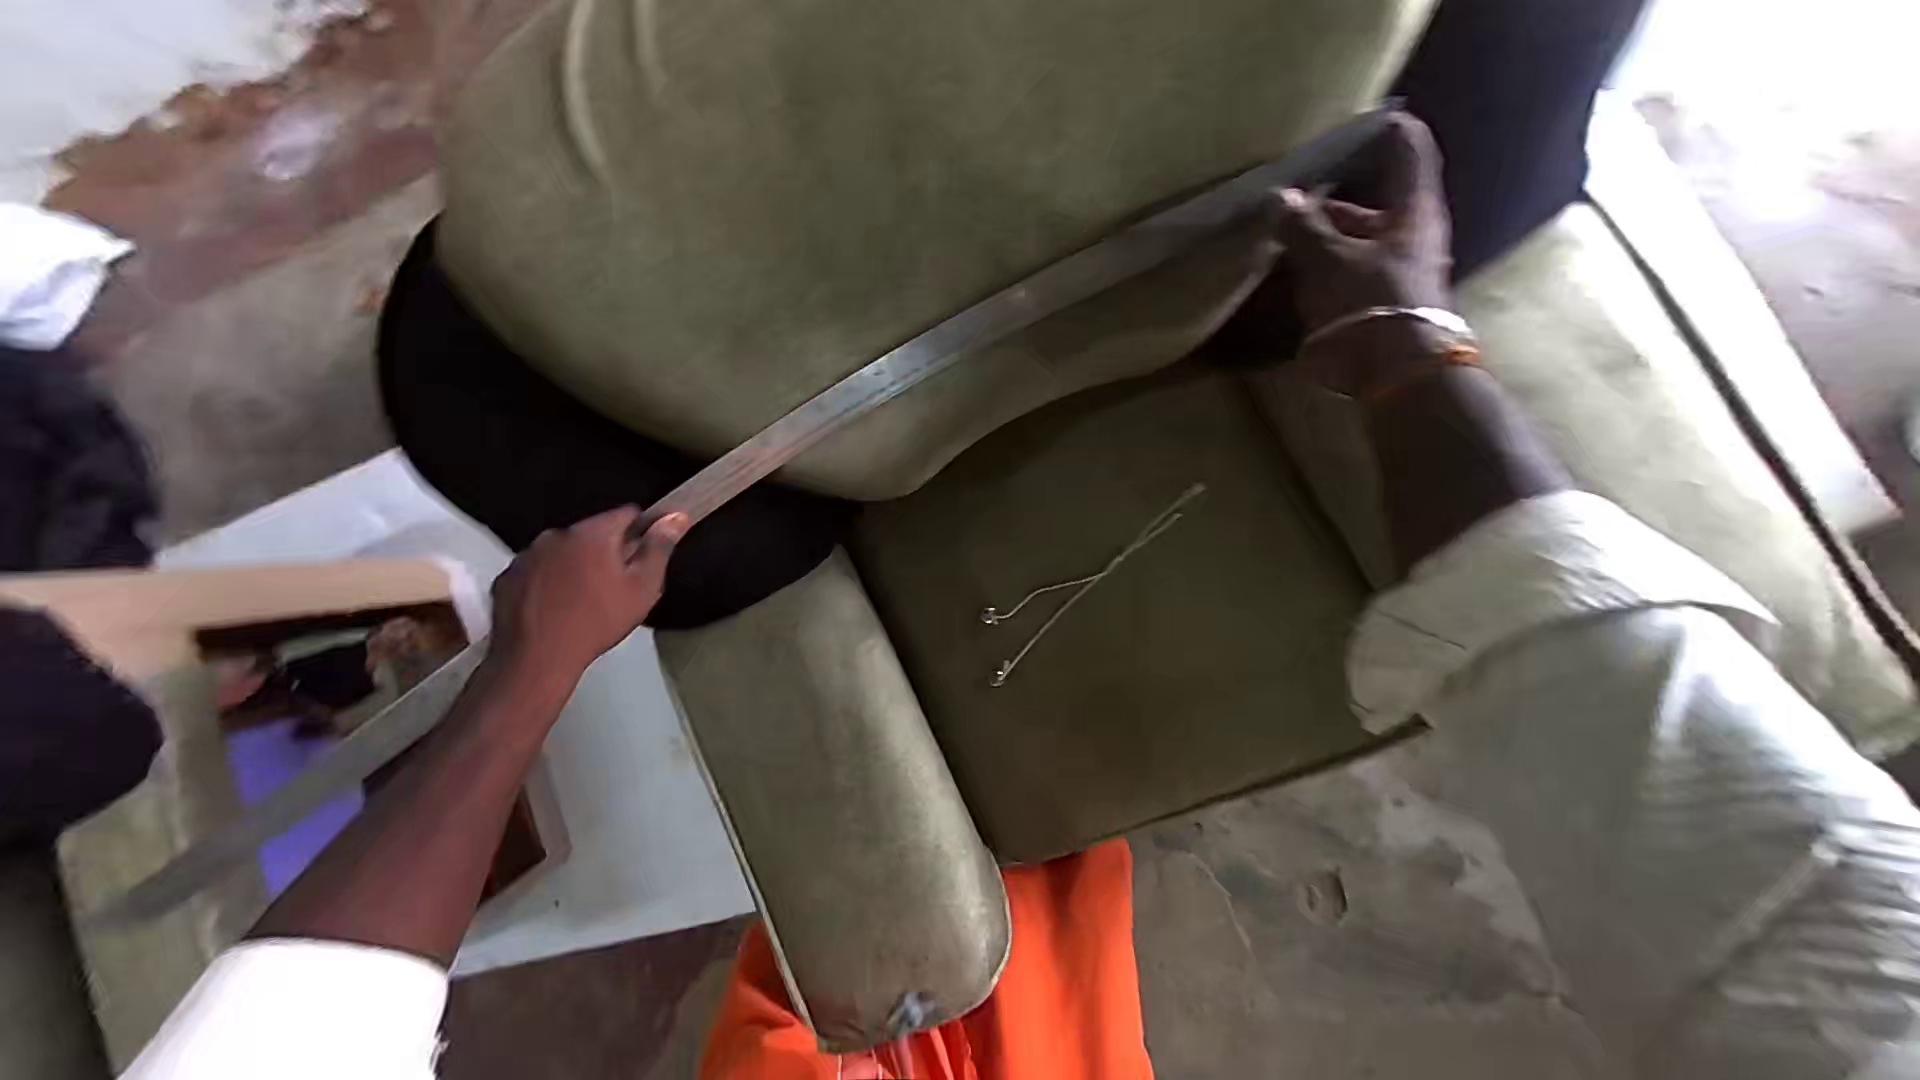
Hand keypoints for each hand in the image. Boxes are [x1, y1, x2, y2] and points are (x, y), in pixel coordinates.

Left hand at [487, 506, 689, 682]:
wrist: (536, 657)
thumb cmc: (599, 620)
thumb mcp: (643, 587)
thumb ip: (660, 548)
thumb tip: (676, 516)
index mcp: (593, 533)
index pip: (627, 513)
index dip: (643, 530)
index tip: (646, 555)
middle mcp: (557, 534)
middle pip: (593, 532)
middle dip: (608, 549)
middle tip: (618, 583)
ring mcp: (527, 555)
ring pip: (564, 550)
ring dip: (577, 564)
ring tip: (585, 597)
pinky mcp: (506, 577)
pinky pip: (538, 569)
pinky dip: (549, 580)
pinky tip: (556, 606)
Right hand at [1273, 112, 1452, 334]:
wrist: (1392, 372)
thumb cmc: (1370, 303)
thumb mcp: (1330, 260)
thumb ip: (1303, 228)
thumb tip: (1278, 198)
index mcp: (1412, 210)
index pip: (1406, 148)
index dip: (1380, 129)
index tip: (1342, 128)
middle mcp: (1408, 234)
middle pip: (1369, 204)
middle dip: (1327, 202)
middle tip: (1286, 199)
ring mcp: (1392, 271)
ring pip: (1352, 242)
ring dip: (1317, 240)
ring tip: (1275, 239)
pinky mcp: (1374, 303)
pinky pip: (1343, 274)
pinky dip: (1317, 270)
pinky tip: (1286, 275)